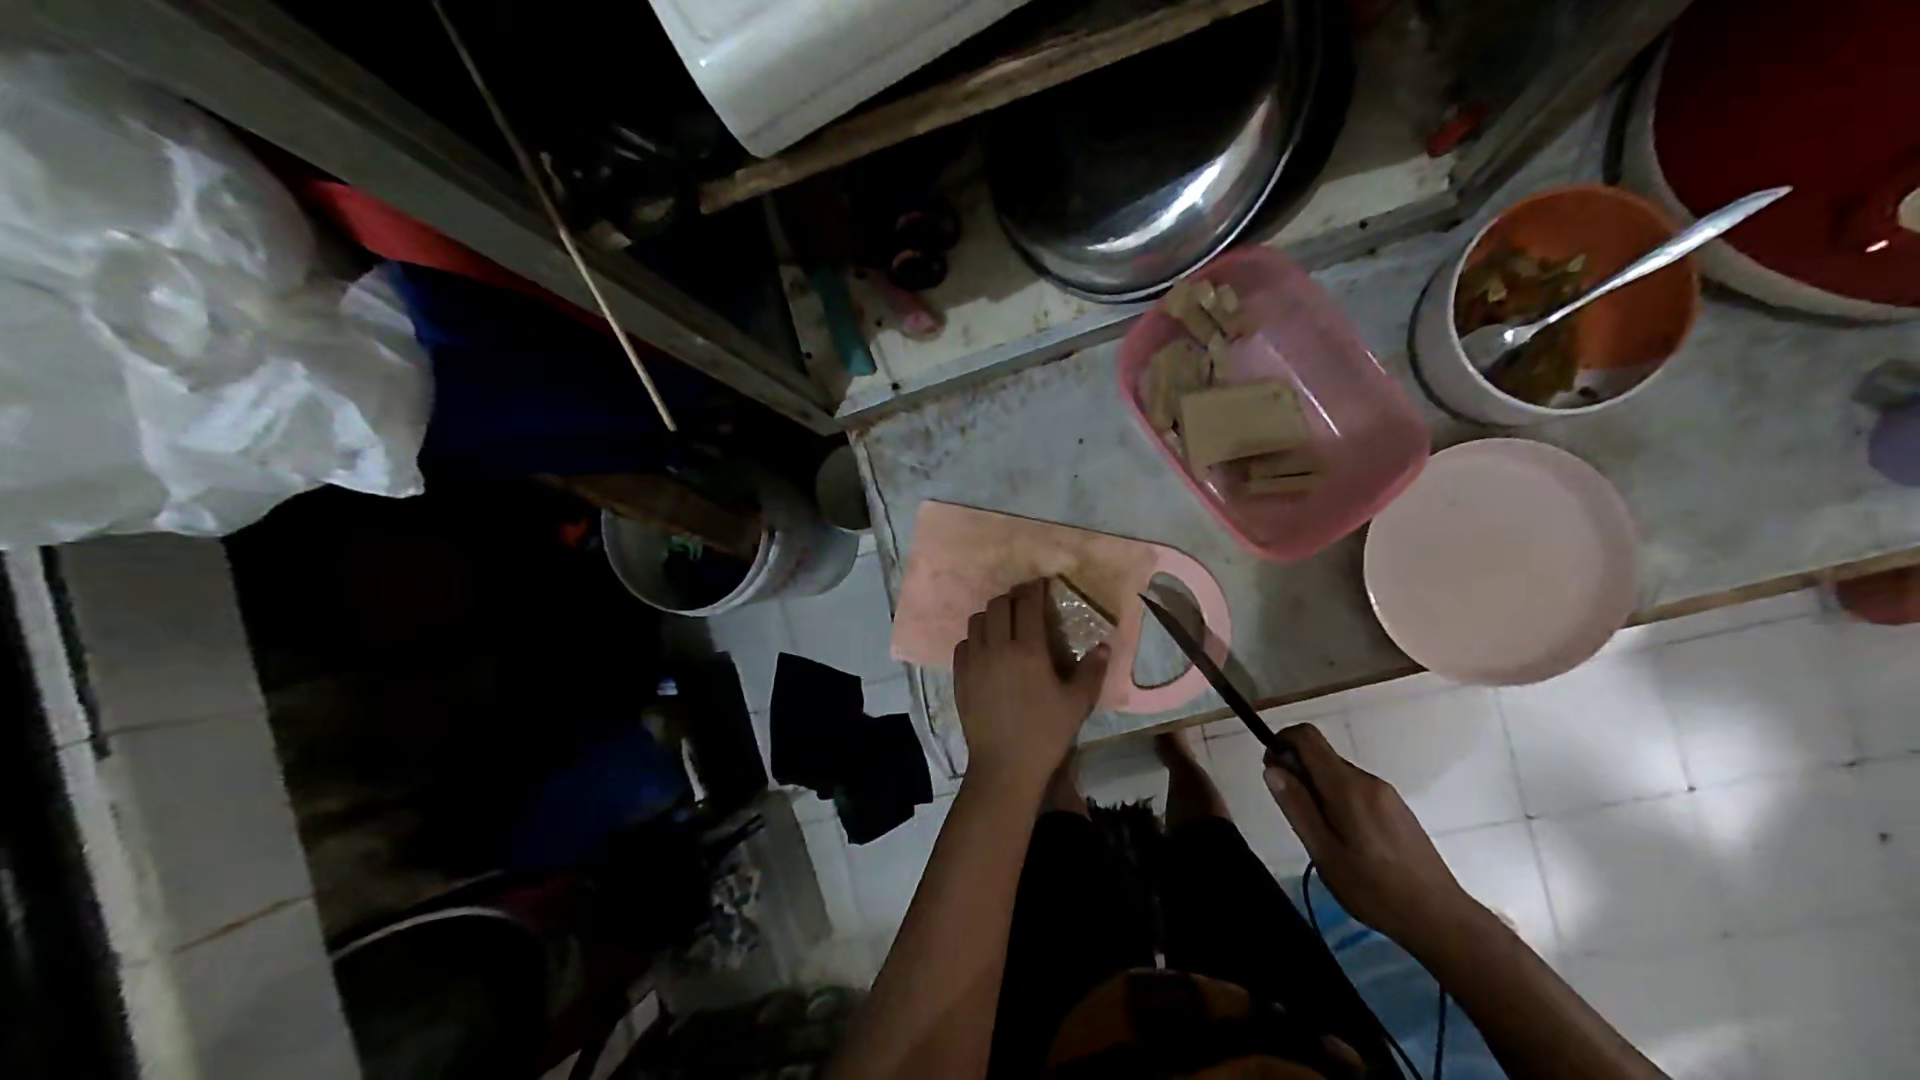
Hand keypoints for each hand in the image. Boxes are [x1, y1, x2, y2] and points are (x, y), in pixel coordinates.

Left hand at [953, 580, 1109, 794]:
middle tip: (1025, 603)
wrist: (1004, 766)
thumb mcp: (1077, 703)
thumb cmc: (1045, 734)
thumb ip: (1092, 671)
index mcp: (1027, 649)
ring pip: (976, 620)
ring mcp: (974, 661)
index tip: (1041, 584)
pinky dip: (975, 638)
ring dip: (991, 615)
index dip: (1034, 589)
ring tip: (1004, 623)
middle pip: (998, 605)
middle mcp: (996, 647)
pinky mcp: (959, 677)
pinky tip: (986, 649)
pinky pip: (963, 644)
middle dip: (1012, 598)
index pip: (1027, 604)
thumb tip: (1104, 645)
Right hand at [1263, 724, 1481, 950]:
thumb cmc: (1375, 889)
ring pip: (1337, 774)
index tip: (1273, 773)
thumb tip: (1272, 768)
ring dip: (1317, 790)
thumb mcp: (1324, 852)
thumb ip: (1297, 807)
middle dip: (1298, 773)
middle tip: (1295, 815)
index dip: (1282, 743)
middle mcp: (1368, 780)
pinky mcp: (1396, 808)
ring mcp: (1386, 794)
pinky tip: (1345, 839)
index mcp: (1347, 786)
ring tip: (1321, 835)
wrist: (1441, 918)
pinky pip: (1355, 789)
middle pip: (1321, 755)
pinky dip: (1337, 800)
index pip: (1307, 736)